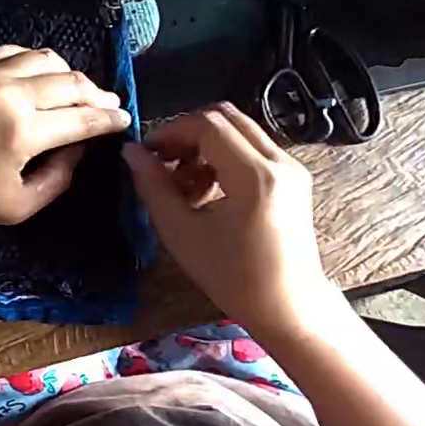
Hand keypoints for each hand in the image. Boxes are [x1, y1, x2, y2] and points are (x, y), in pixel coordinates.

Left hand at [0, 46, 132, 226]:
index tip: (123, 120)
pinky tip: (38, 74)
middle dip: (98, 94)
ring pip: (45, 59)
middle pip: (71, 83)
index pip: (83, 119)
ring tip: (77, 88)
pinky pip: (12, 51)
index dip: (109, 120)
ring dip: (69, 73)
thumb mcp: (16, 206)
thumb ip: (58, 179)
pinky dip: (33, 61)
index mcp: (23, 132)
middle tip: (109, 103)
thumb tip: (77, 148)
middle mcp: (10, 93)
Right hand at [122, 102, 339, 333]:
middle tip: (162, 160)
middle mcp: (280, 162)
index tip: (147, 153)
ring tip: (183, 182)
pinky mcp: (292, 177)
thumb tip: (132, 152)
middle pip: (225, 117)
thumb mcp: (182, 233)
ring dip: (204, 144)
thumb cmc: (233, 277)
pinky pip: (252, 147)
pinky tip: (206, 188)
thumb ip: (154, 187)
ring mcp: (291, 167)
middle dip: (186, 132)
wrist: (290, 307)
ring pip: (238, 130)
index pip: (208, 125)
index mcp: (255, 176)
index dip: (170, 131)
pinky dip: (223, 155)